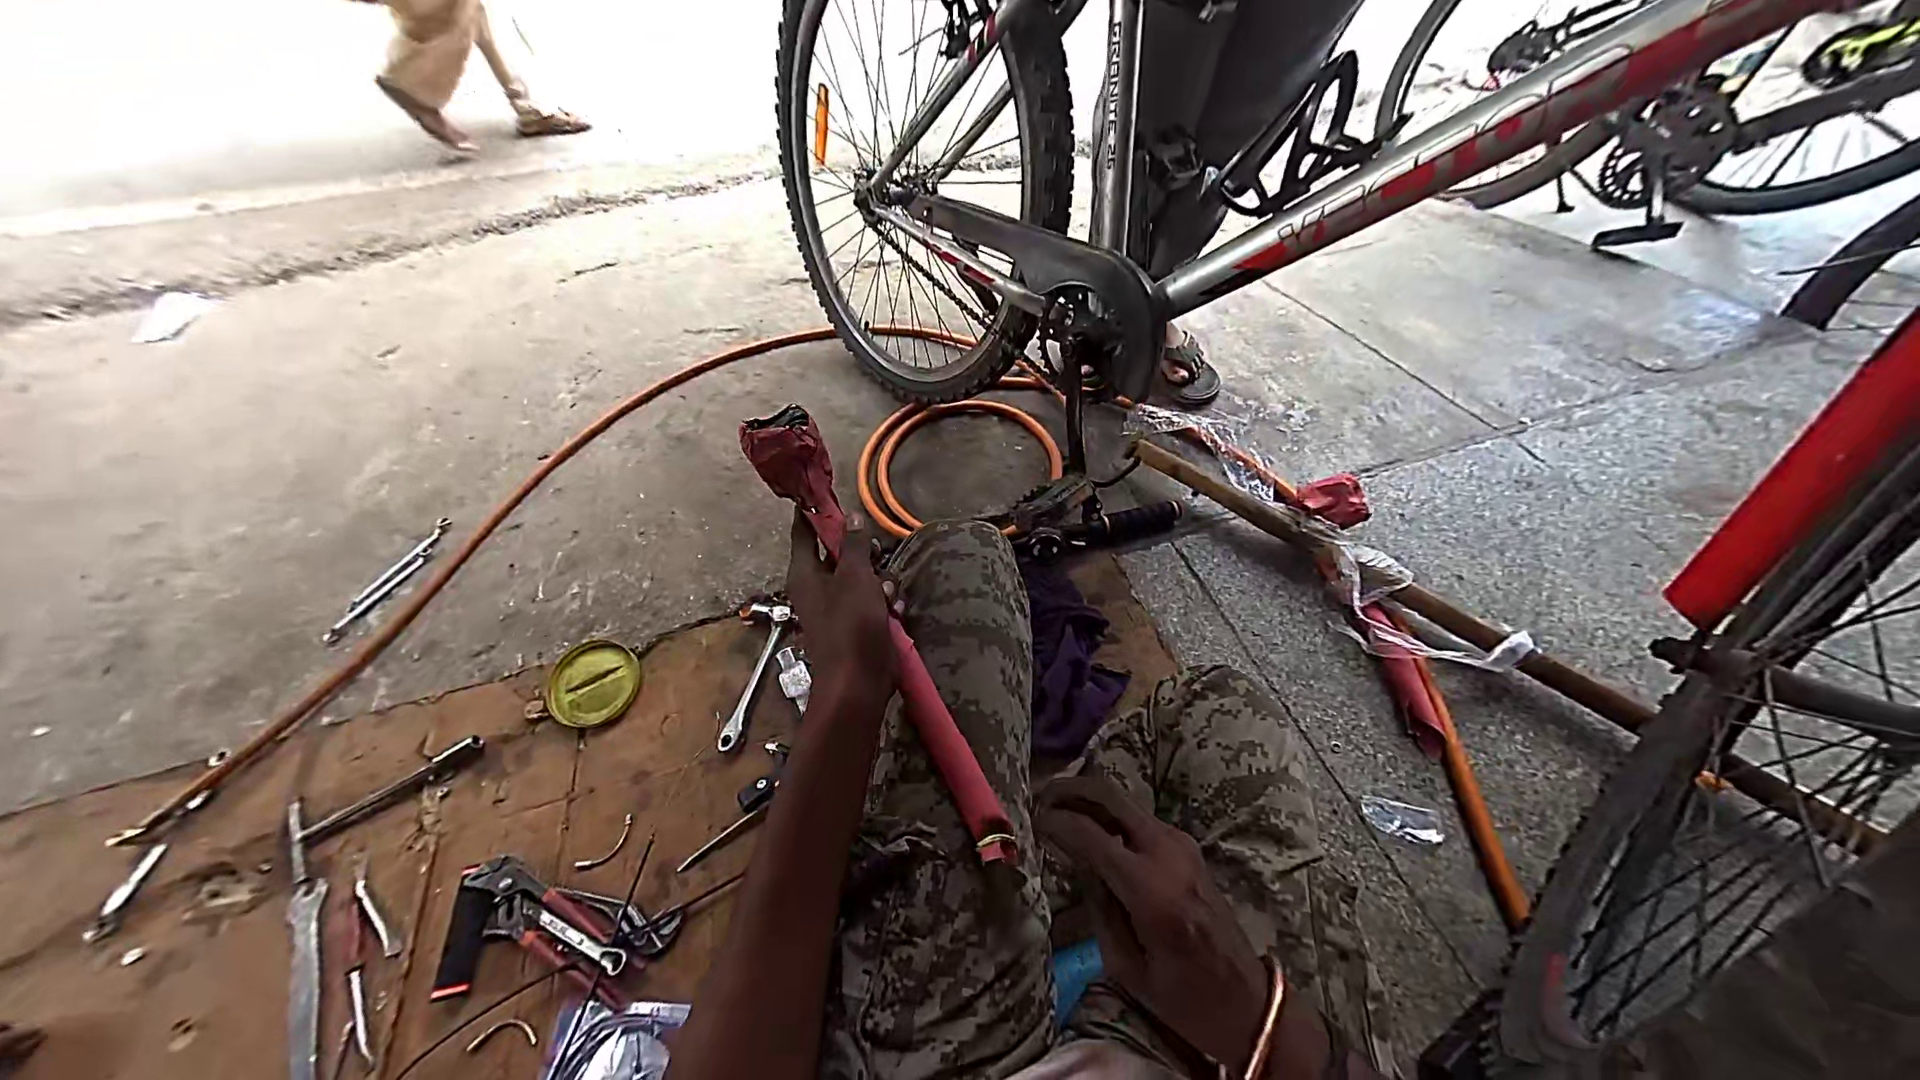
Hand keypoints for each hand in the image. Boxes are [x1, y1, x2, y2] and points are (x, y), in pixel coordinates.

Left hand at [784, 507, 895, 713]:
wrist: (860, 680)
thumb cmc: (851, 624)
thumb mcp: (854, 577)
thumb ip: (853, 545)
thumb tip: (851, 515)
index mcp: (805, 573)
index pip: (803, 532)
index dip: (815, 512)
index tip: (829, 494)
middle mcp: (818, 587)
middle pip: (839, 554)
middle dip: (862, 553)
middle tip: (875, 553)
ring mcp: (839, 607)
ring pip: (863, 577)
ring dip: (881, 581)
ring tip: (888, 594)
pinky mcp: (859, 623)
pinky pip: (874, 601)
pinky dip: (886, 603)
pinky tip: (895, 611)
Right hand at [1037, 775, 1269, 1072]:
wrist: (1248, 1000)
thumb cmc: (1184, 998)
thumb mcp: (1126, 966)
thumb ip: (1097, 906)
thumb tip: (1075, 860)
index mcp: (1152, 890)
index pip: (1090, 834)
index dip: (1055, 822)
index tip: (1032, 822)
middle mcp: (1168, 853)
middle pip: (1109, 795)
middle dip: (1069, 788)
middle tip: (1040, 795)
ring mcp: (1180, 842)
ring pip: (1123, 800)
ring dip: (1087, 797)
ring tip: (1056, 807)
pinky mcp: (1185, 844)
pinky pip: (1136, 816)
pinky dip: (1106, 812)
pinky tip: (1088, 825)